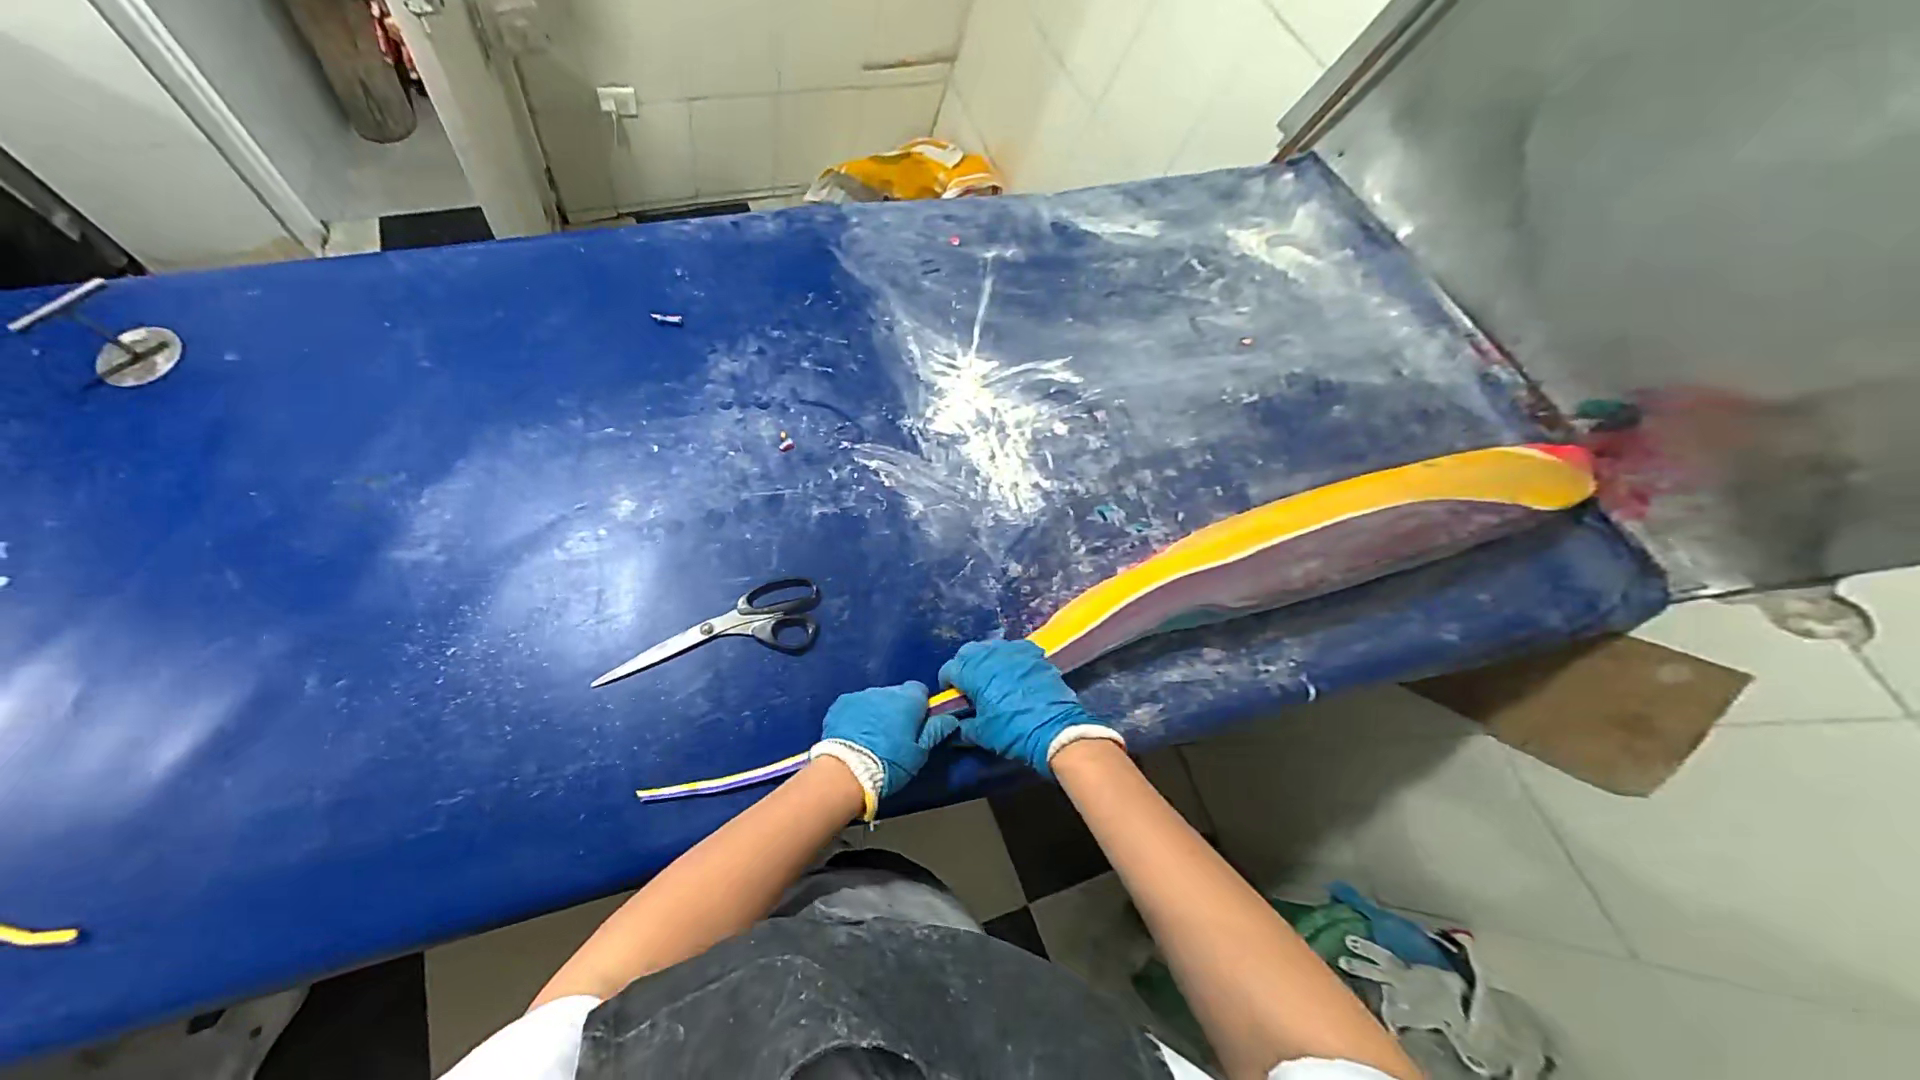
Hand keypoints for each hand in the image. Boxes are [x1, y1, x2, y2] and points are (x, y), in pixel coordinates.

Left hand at [818, 681, 933, 797]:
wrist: (845, 772)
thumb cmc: (889, 764)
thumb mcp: (919, 754)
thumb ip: (935, 731)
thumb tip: (950, 718)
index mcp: (908, 700)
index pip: (920, 690)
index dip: (920, 705)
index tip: (917, 723)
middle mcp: (885, 691)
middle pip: (896, 693)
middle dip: (897, 708)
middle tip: (895, 734)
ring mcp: (860, 695)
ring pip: (875, 699)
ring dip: (877, 711)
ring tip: (872, 736)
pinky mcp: (839, 704)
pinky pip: (855, 705)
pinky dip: (857, 715)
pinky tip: (853, 734)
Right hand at [938, 640, 1119, 776]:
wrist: (1055, 729)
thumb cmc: (1012, 731)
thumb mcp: (981, 734)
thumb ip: (964, 726)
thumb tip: (958, 724)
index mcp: (972, 671)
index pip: (949, 669)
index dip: (948, 683)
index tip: (954, 697)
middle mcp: (990, 654)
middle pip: (968, 653)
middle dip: (966, 667)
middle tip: (971, 686)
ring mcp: (1014, 650)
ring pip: (992, 648)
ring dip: (988, 661)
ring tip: (993, 679)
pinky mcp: (1034, 653)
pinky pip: (1016, 650)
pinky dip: (1011, 659)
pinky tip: (1016, 673)